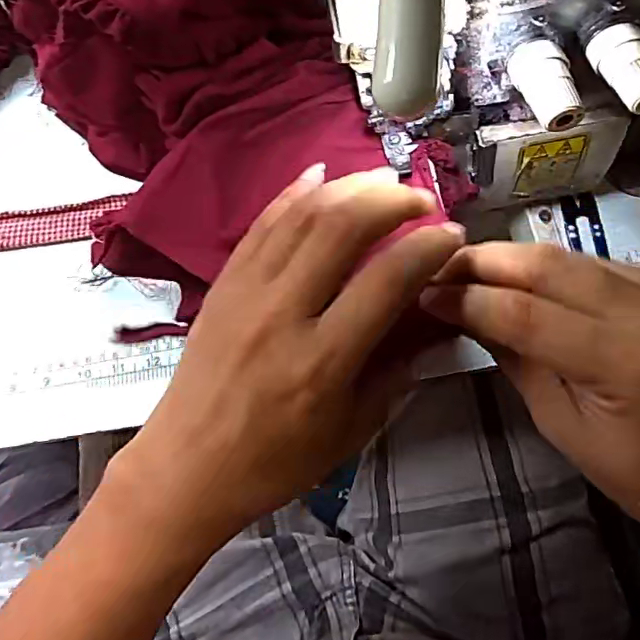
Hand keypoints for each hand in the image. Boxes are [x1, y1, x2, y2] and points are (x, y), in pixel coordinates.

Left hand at [108, 165, 463, 549]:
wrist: (186, 466)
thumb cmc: (274, 460)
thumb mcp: (349, 431)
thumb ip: (395, 372)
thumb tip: (432, 322)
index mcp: (322, 359)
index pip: (387, 280)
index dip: (428, 247)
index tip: (453, 235)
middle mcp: (283, 312)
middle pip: (342, 228)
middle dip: (390, 201)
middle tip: (420, 198)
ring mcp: (247, 290)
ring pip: (302, 215)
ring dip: (348, 187)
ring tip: (382, 179)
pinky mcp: (225, 281)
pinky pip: (262, 223)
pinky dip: (294, 192)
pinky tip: (320, 174)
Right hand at [420, 242, 639, 545]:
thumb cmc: (635, 472)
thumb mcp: (558, 424)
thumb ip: (512, 355)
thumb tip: (458, 308)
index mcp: (632, 367)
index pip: (529, 314)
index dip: (469, 298)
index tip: (425, 293)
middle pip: (550, 267)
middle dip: (485, 261)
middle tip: (440, 266)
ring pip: (571, 256)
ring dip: (513, 258)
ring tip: (470, 267)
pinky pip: (596, 263)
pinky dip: (552, 267)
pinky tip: (524, 277)